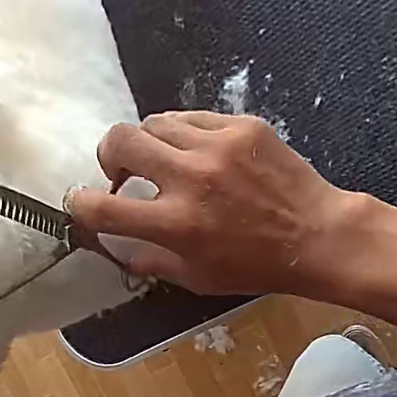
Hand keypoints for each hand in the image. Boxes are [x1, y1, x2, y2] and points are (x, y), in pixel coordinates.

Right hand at [64, 111, 376, 297]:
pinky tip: (197, 152)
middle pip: (119, 141)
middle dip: (109, 156)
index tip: (83, 203)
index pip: (103, 207)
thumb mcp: (200, 279)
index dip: (80, 204)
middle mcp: (189, 179)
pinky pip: (191, 117)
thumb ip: (155, 263)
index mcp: (175, 225)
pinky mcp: (240, 126)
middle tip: (121, 170)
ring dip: (148, 143)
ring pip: (154, 122)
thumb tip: (124, 250)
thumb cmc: (256, 266)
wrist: (317, 236)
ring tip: (163, 161)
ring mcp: (216, 146)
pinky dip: (183, 134)